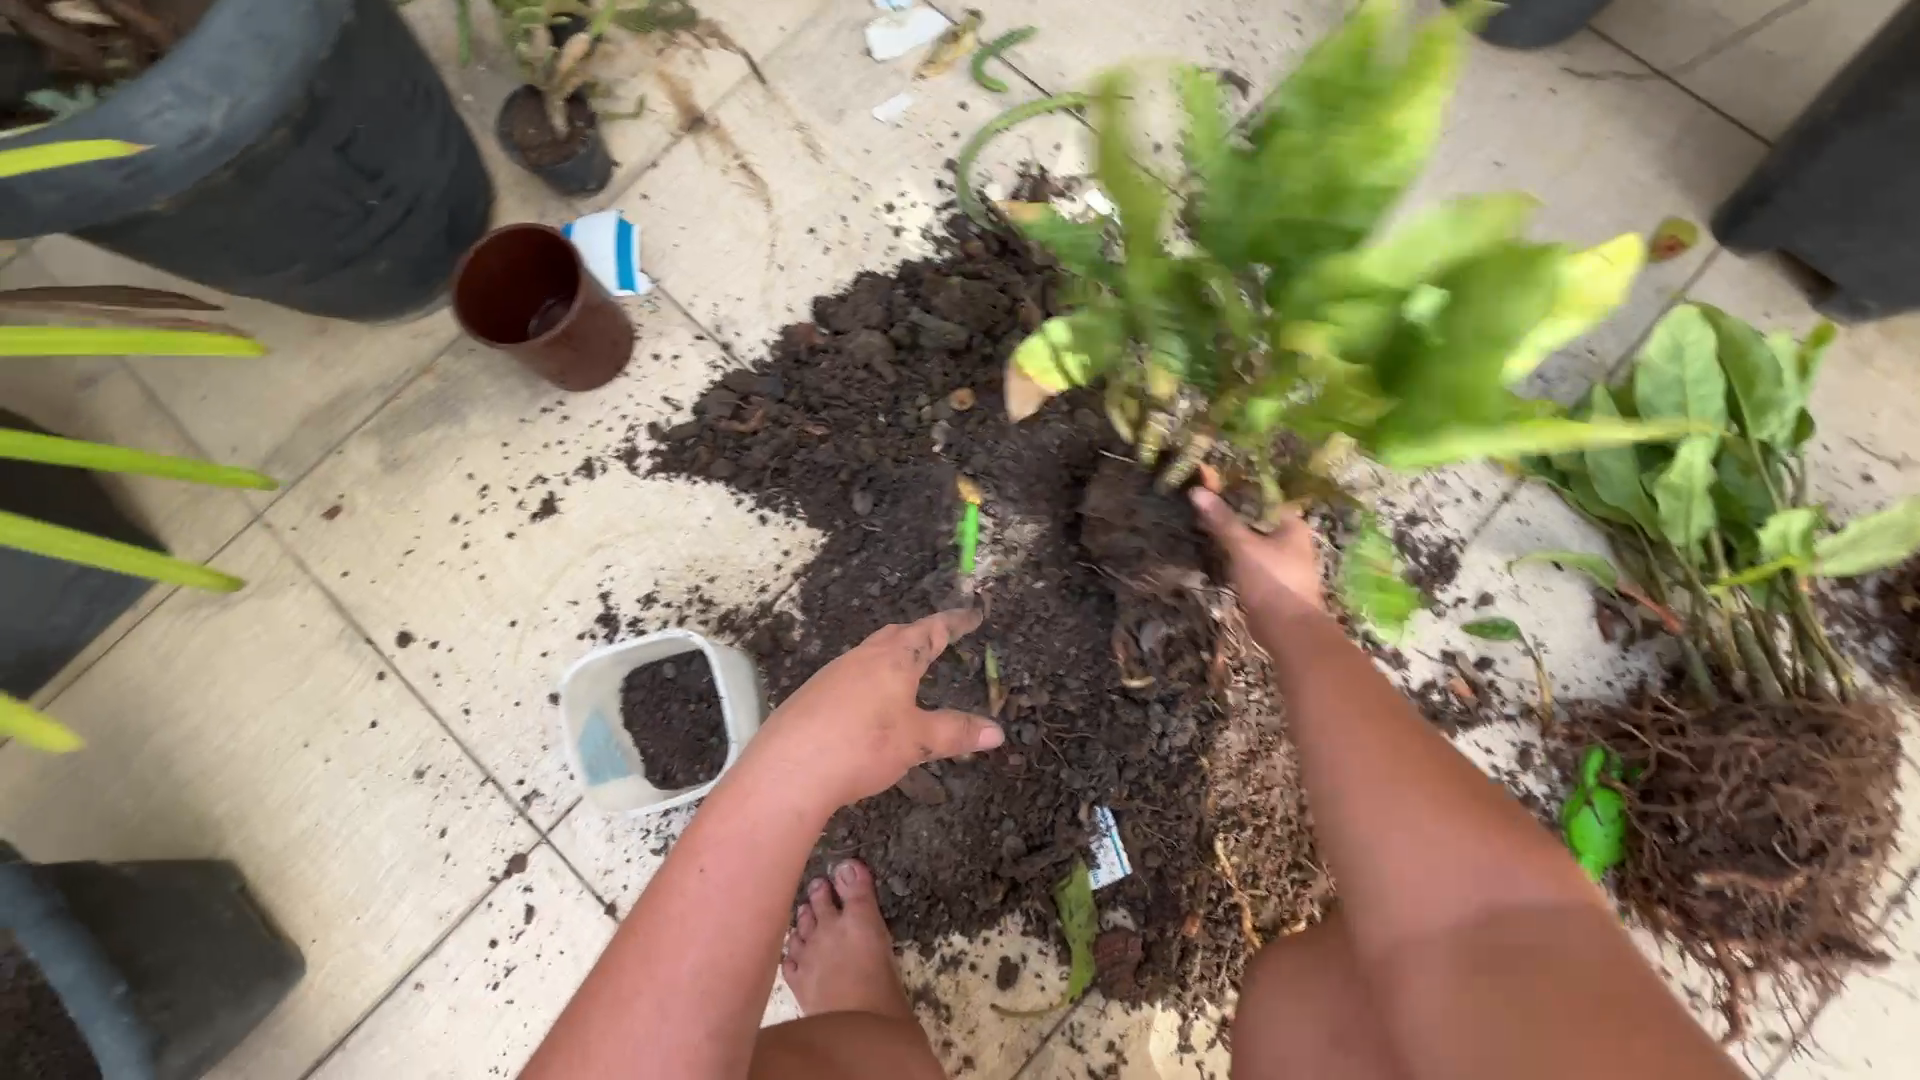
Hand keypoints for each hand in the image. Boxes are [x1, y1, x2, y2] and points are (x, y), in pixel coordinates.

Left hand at [744, 608, 1003, 813]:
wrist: (789, 768)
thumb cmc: (863, 745)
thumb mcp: (917, 741)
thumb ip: (956, 733)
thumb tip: (996, 732)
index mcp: (894, 659)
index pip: (931, 631)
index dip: (954, 622)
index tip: (971, 614)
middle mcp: (863, 657)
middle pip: (897, 635)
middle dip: (921, 634)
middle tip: (940, 637)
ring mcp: (834, 674)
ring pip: (870, 654)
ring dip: (892, 655)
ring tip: (907, 668)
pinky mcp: (813, 695)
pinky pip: (850, 676)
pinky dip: (870, 679)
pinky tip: (869, 703)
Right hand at [1189, 487, 1324, 616]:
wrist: (1288, 629)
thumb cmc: (1272, 580)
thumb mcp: (1243, 546)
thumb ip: (1221, 519)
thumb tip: (1197, 491)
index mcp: (1291, 523)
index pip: (1262, 497)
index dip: (1236, 488)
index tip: (1210, 481)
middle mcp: (1289, 538)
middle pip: (1254, 517)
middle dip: (1228, 511)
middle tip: (1200, 500)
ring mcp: (1280, 559)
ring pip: (1250, 538)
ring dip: (1228, 532)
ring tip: (1200, 520)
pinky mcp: (1269, 578)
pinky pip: (1246, 557)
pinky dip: (1231, 551)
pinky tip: (1211, 547)